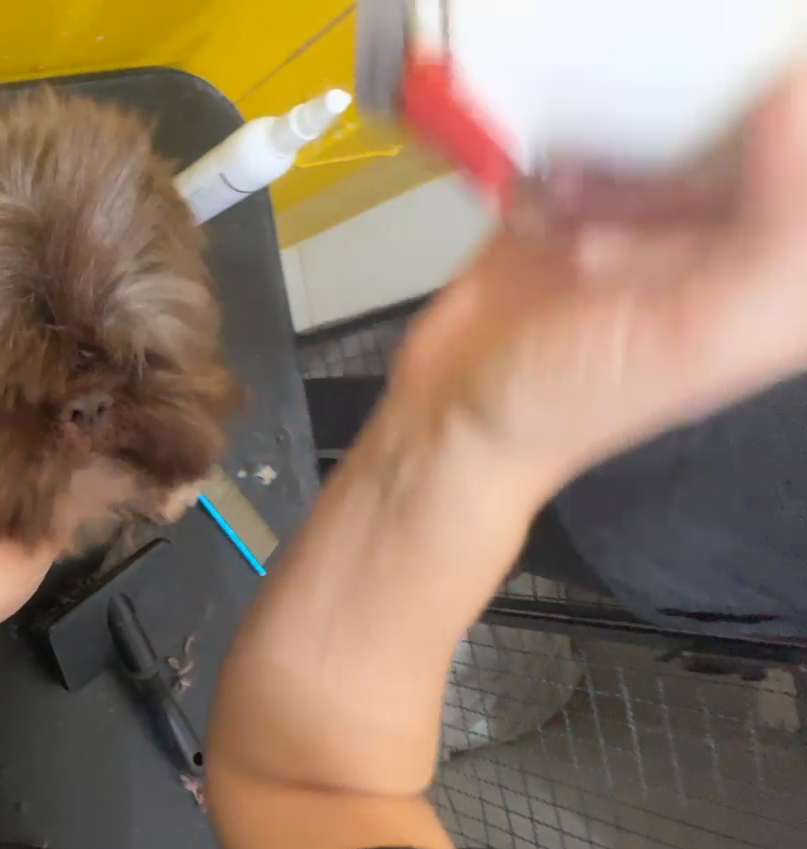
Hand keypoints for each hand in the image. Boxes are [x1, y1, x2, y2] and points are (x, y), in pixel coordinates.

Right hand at [389, 67, 806, 496]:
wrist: (445, 423)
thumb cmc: (576, 396)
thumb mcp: (714, 327)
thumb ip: (787, 227)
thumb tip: (784, 93)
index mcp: (785, 253)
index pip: (805, 150)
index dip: (788, 102)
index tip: (763, 58)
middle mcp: (721, 222)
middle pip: (750, 118)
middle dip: (722, 82)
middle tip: (684, 58)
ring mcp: (631, 215)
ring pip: (665, 115)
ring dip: (635, 98)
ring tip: (608, 100)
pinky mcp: (553, 212)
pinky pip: (575, 141)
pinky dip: (560, 127)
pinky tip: (549, 146)